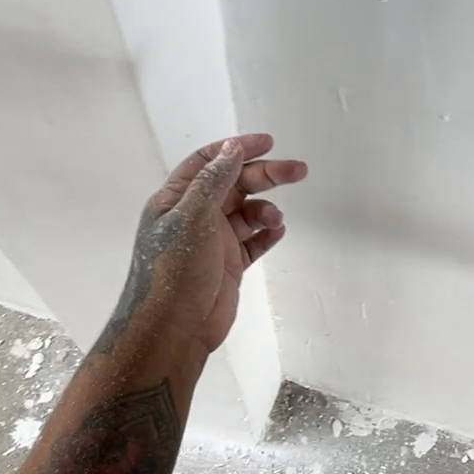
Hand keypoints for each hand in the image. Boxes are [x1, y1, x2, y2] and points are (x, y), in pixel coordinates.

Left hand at [98, 134, 307, 355]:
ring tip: (276, 219)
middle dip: (266, 175)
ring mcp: (214, 241)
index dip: (237, 148)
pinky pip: (254, 240)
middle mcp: (196, 216)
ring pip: (248, 211)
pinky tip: (277, 231)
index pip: (209, 162)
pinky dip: (267, 233)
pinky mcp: (230, 263)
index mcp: (178, 200)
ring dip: (267, 208)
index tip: (268, 143)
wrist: (174, 330)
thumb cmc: (175, 272)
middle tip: (298, 170)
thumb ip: (213, 181)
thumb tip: (232, 149)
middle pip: (235, 184)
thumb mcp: (191, 219)